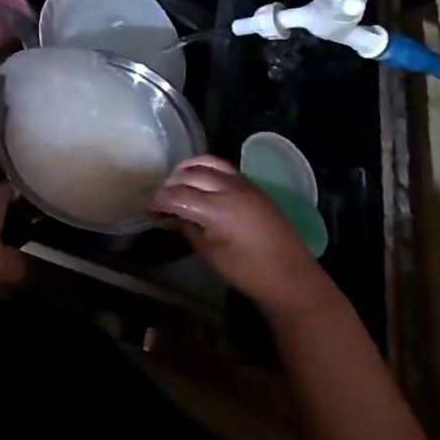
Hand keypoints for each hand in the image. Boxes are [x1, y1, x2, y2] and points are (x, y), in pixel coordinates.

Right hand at [151, 157, 328, 313]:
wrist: (290, 275)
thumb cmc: (248, 271)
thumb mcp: (211, 254)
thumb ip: (189, 230)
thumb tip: (171, 218)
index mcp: (217, 208)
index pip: (179, 195)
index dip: (160, 200)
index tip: (149, 208)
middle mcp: (229, 188)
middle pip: (192, 174)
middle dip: (172, 183)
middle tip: (161, 196)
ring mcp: (244, 184)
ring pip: (210, 163)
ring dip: (190, 168)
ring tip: (177, 179)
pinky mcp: (254, 187)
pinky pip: (225, 168)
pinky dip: (208, 168)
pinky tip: (201, 180)